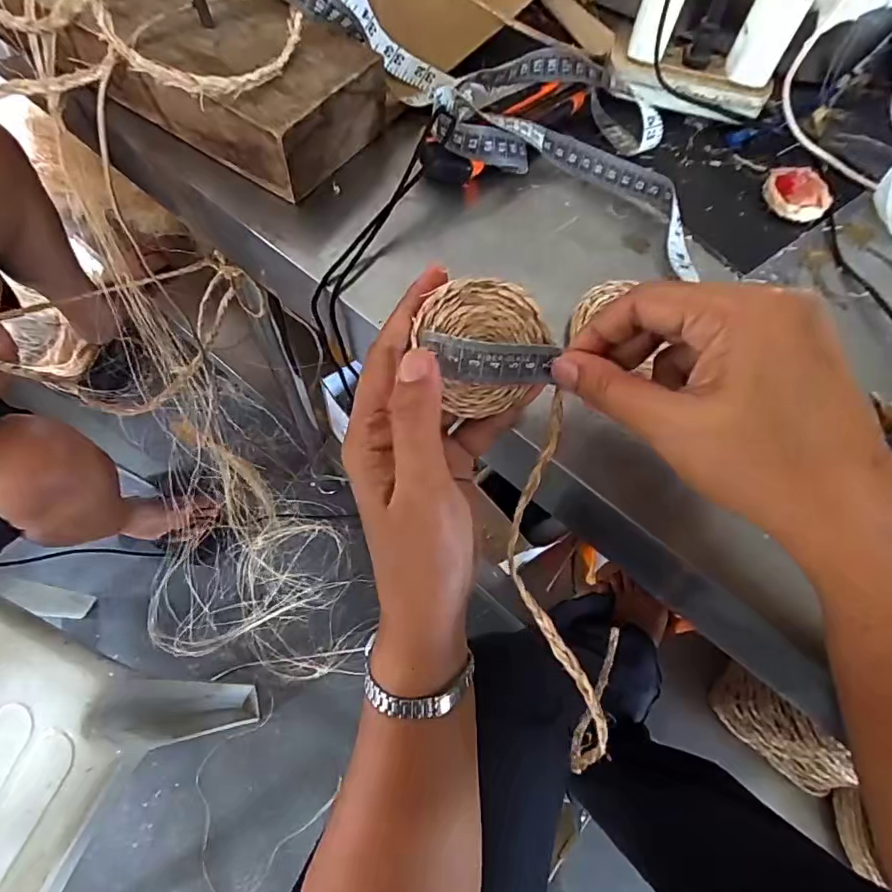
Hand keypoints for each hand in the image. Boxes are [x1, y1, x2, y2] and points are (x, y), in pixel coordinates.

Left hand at [346, 267, 526, 692]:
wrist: (432, 613)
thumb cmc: (421, 557)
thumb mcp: (421, 486)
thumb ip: (418, 420)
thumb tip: (420, 353)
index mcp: (371, 437)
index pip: (387, 361)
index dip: (409, 316)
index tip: (435, 278)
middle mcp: (389, 436)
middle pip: (413, 371)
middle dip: (439, 332)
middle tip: (474, 299)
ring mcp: (418, 452)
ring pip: (443, 396)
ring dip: (469, 368)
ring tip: (500, 335)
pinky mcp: (443, 468)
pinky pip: (466, 428)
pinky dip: (490, 411)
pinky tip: (520, 391)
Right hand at [551, 282, 891, 554]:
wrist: (848, 512)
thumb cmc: (757, 468)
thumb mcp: (672, 426)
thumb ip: (610, 389)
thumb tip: (561, 367)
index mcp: (740, 309)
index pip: (646, 299)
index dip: (599, 332)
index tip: (571, 369)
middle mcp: (771, 300)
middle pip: (676, 309)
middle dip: (631, 348)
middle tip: (602, 388)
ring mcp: (794, 322)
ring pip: (703, 327)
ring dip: (666, 361)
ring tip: (657, 408)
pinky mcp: (804, 346)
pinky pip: (734, 342)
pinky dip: (703, 368)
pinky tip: (698, 408)